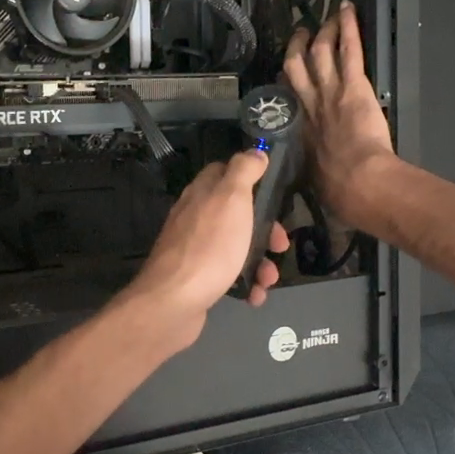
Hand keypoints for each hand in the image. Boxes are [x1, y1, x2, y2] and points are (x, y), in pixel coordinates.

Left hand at [118, 151, 289, 349]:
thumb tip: (255, 152)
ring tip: (268, 279)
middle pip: (236, 214)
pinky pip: (227, 275)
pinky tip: (254, 296)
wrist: (174, 302)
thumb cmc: (209, 247)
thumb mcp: (232, 200)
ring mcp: (194, 249)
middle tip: (280, 245)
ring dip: (259, 262)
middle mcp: (194, 217)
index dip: (250, 179)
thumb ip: (243, 172)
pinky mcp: (196, 278)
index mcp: (201, 194)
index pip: (224, 172)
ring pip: (236, 247)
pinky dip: (245, 284)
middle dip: (264, 230)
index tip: (273, 194)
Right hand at [283, 3, 397, 229]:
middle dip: (297, 47)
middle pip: (296, 66)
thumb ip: (310, 170)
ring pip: (321, 52)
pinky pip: (349, 50)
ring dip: (324, 32)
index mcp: (297, 128)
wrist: (357, 182)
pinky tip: (348, 11)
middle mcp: (307, 104)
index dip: (285, 80)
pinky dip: (348, 28)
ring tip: (327, 18)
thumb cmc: (336, 190)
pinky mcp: (353, 86)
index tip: (286, 72)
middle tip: (300, 34)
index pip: (285, 96)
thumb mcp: (312, 180)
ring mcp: (329, 92)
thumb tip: (311, 180)